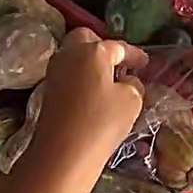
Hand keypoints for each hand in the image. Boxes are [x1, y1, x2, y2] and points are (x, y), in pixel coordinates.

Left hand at [29, 29, 145, 177]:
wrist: (62, 153)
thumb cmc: (101, 122)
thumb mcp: (131, 101)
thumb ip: (133, 85)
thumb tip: (127, 82)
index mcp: (93, 51)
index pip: (118, 46)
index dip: (134, 54)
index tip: (145, 62)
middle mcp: (69, 54)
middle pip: (86, 39)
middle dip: (104, 47)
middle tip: (120, 63)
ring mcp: (54, 72)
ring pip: (73, 56)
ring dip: (90, 62)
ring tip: (109, 79)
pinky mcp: (47, 91)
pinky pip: (68, 74)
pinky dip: (82, 77)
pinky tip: (94, 92)